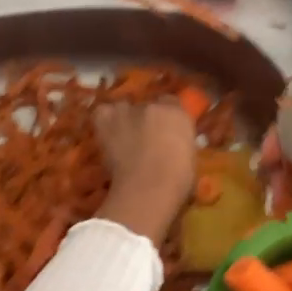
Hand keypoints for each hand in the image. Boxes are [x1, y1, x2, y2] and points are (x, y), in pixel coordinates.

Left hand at [94, 100, 197, 243]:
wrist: (150, 187)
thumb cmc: (177, 181)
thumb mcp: (188, 158)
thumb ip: (179, 144)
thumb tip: (170, 148)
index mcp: (178, 114)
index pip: (171, 103)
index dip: (165, 118)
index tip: (165, 131)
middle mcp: (153, 106)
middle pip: (147, 106)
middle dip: (146, 120)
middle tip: (144, 140)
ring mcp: (128, 111)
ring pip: (123, 108)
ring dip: (124, 119)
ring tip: (123, 137)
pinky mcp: (107, 120)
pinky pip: (103, 112)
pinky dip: (104, 121)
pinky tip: (107, 134)